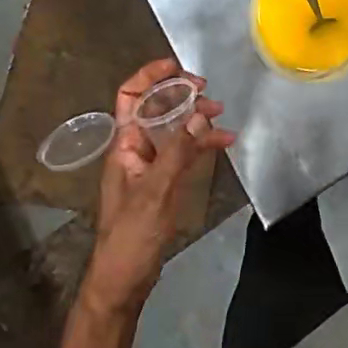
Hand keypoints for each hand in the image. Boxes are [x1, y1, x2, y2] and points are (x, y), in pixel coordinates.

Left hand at [81, 58, 234, 312]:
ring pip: (174, 127)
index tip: (177, 66)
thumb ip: (178, 151)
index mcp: (124, 144)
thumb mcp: (155, 191)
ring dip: (196, 117)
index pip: (129, 96)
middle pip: (156, 107)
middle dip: (181, 94)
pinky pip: (184, 151)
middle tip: (207, 91)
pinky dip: (202, 143)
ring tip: (221, 114)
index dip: (149, 76)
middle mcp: (136, 147)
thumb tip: (200, 113)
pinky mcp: (164, 180)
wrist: (123, 281)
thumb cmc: (131, 236)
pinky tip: (224, 141)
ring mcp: (150, 164)